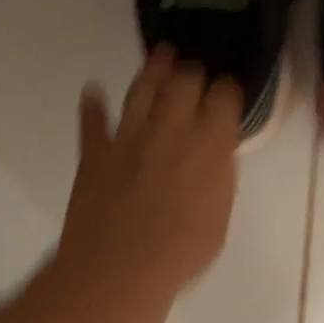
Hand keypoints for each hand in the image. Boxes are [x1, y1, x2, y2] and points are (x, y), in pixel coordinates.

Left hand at [58, 47, 241, 295]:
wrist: (121, 268)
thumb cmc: (183, 251)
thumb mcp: (220, 215)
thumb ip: (220, 176)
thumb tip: (220, 153)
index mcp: (210, 146)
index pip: (224, 100)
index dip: (228, 87)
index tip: (230, 85)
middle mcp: (172, 131)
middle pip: (184, 83)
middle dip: (194, 71)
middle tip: (197, 68)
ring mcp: (129, 138)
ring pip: (142, 92)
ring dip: (152, 70)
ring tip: (161, 54)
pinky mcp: (95, 152)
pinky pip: (92, 121)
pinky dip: (93, 105)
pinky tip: (93, 92)